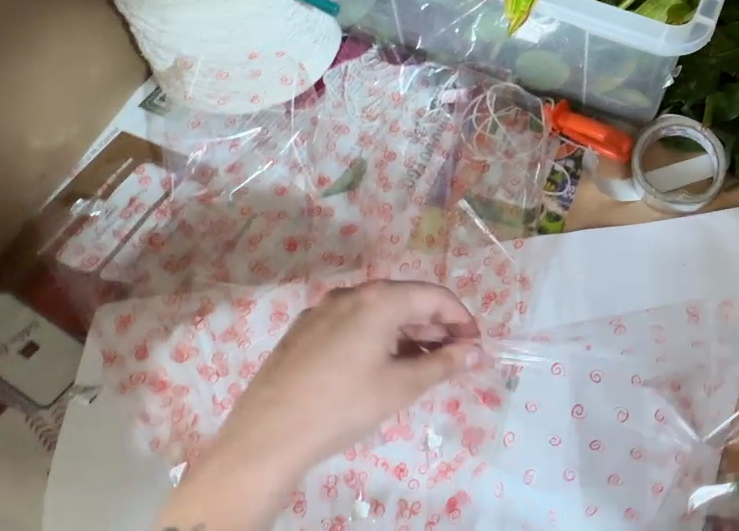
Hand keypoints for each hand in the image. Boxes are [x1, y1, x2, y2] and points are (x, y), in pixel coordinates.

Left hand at [177, 281, 481, 513]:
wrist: (262, 443)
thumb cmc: (341, 408)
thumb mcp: (401, 387)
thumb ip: (444, 364)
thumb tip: (476, 352)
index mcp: (379, 299)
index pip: (435, 297)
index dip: (461, 319)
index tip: (474, 345)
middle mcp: (351, 294)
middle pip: (406, 301)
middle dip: (434, 327)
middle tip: (451, 357)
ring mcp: (322, 311)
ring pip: (377, 313)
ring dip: (405, 334)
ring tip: (418, 366)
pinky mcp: (302, 332)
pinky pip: (351, 325)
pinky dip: (375, 339)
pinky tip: (378, 369)